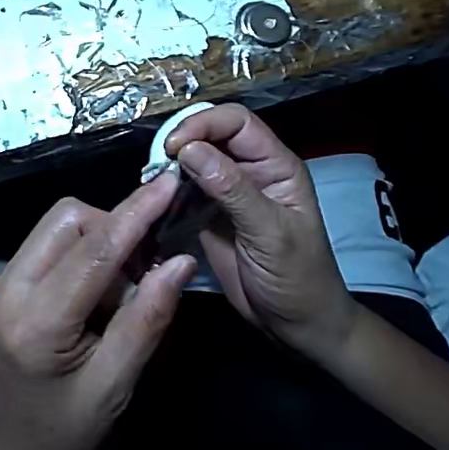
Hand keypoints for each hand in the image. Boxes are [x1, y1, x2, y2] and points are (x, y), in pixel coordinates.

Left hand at [0, 175, 195, 449]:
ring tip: (118, 294)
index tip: (170, 183)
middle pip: (69, 218)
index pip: (95, 249)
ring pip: (60, 224)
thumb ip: (147, 320)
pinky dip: (83, 252)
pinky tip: (94, 295)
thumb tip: (181, 261)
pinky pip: (50, 242)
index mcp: (35, 322)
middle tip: (143, 274)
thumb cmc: (62, 434)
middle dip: (116, 229)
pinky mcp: (1, 280)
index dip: (137, 212)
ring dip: (100, 241)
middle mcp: (6, 288)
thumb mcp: (113, 388)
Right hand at [163, 104, 357, 359]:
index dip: (205, 124)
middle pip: (213, 136)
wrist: (297, 326)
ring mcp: (228, 193)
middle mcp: (251, 171)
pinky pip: (185, 191)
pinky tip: (154, 197)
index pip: (238, 123)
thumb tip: (190, 149)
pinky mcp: (209, 215)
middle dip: (184, 140)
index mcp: (275, 165)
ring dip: (172, 164)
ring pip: (196, 161)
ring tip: (150, 178)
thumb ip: (232, 189)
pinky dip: (168, 190)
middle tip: (156, 161)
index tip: (174, 144)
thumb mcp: (270, 232)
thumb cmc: (298, 277)